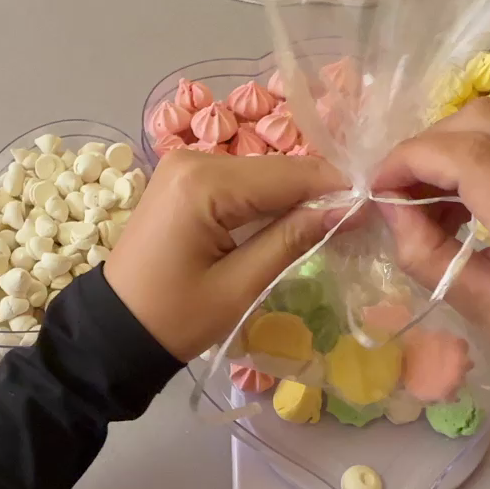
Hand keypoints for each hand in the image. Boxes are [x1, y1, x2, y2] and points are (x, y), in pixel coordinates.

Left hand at [107, 151, 346, 359]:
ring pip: (262, 174)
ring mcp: (185, 166)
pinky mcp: (183, 180)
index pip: (291, 174)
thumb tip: (352, 207)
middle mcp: (193, 158)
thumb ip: (294, 239)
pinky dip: (266, 202)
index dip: (337, 191)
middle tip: (353, 229)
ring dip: (294, 199)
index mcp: (204, 182)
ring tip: (326, 231)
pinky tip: (287, 226)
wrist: (115, 330)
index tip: (374, 214)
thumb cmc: (174, 318)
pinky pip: (239, 183)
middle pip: (277, 169)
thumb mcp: (240, 286)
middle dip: (317, 195)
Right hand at [373, 99, 489, 405]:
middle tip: (399, 187)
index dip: (413, 158)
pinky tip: (466, 194)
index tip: (377, 185)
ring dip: (451, 147)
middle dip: (427, 146)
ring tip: (429, 194)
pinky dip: (479, 154)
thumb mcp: (477, 308)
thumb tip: (387, 202)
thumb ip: (424, 252)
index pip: (471, 158)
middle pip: (485, 121)